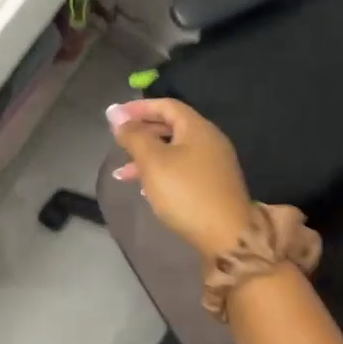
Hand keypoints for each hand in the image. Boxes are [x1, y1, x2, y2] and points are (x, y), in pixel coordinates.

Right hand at [107, 99, 253, 257]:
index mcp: (197, 128)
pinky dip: (162, 173)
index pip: (166, 105)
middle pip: (171, 127)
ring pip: (175, 151)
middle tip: (117, 142)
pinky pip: (183, 169)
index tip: (115, 116)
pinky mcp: (214, 185)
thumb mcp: (153, 162)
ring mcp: (214, 164)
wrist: (228, 237)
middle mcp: (209, 140)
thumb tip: (114, 112)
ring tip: (123, 174)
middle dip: (142, 133)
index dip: (139, 107)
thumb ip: (133, 135)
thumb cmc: (187, 193)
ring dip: (148, 158)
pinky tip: (146, 190)